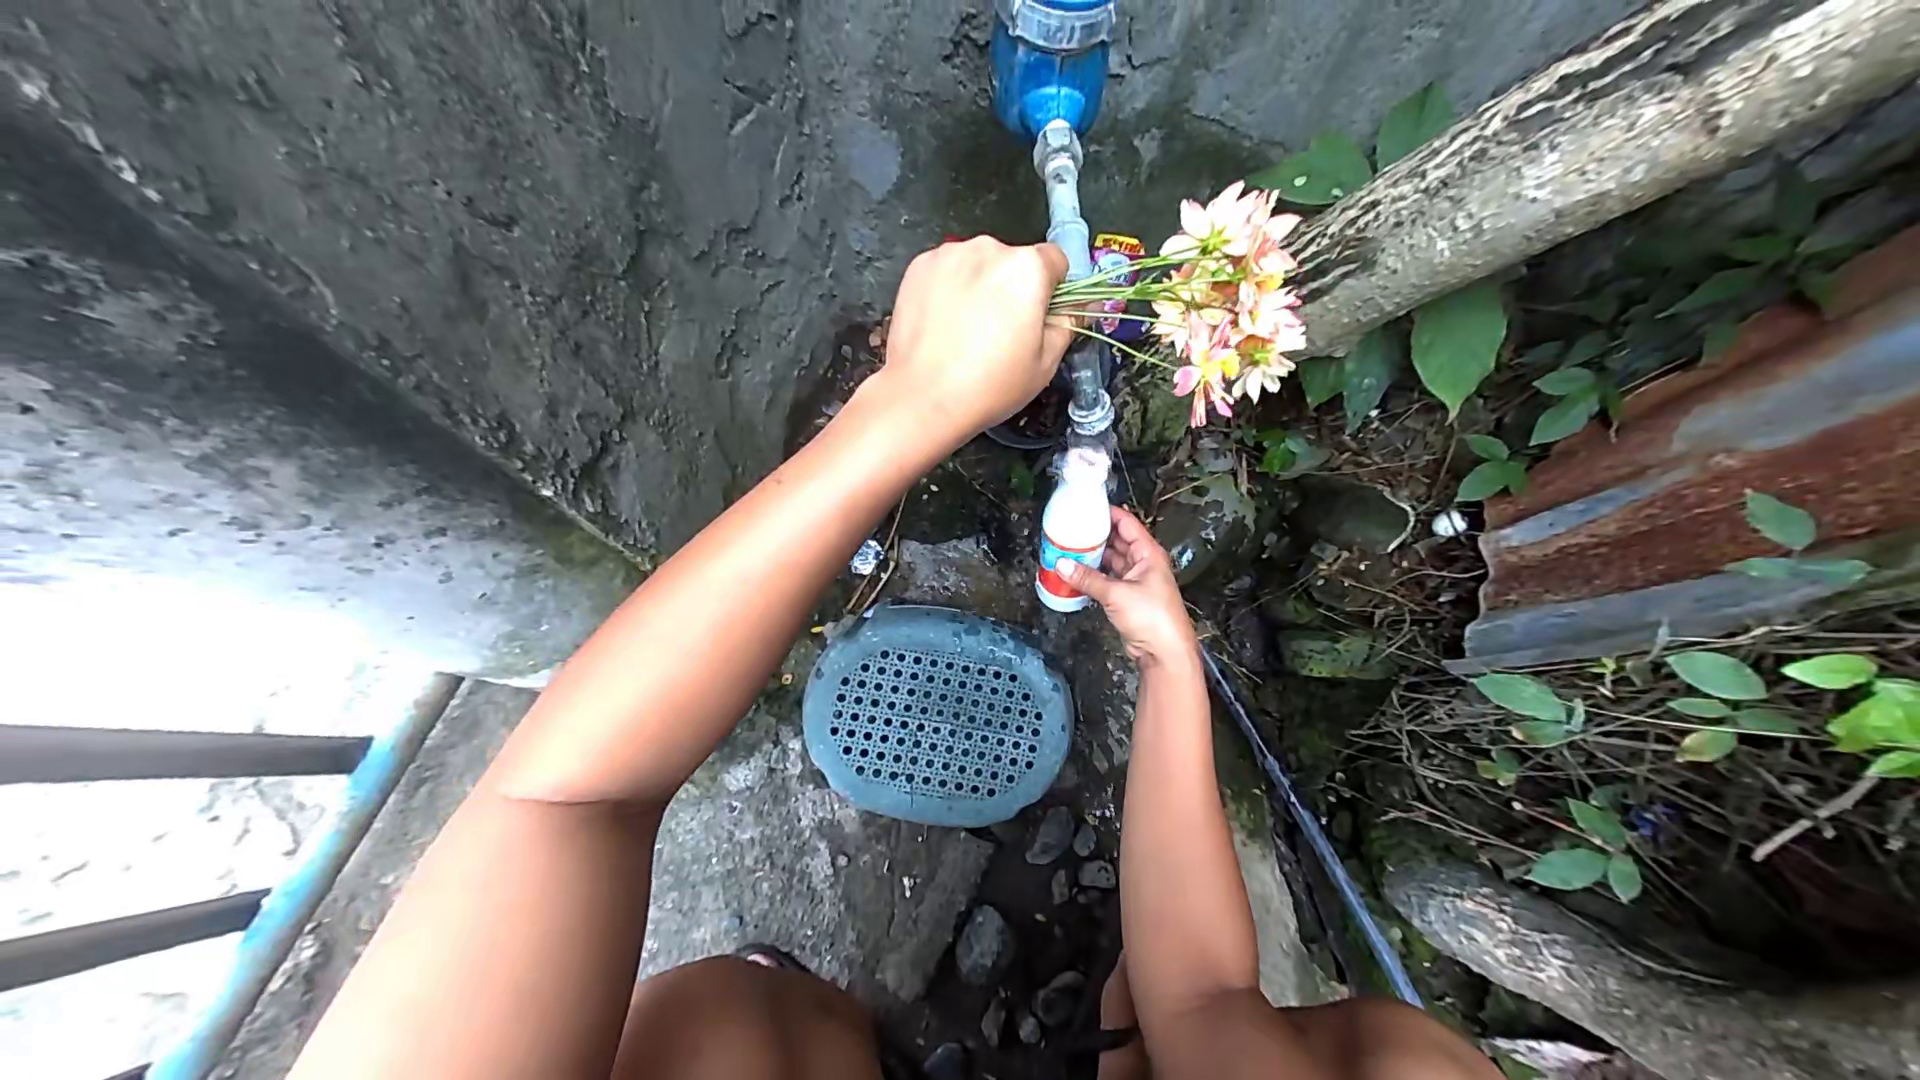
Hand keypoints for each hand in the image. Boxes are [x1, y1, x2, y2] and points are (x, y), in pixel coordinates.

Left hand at [870, 237, 1073, 442]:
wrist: (923, 398)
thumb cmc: (988, 386)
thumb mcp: (1045, 362)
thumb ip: (1069, 322)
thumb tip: (1085, 305)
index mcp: (1027, 268)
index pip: (1055, 260)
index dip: (1052, 289)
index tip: (1040, 315)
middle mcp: (988, 249)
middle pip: (1014, 261)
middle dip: (1013, 289)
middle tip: (1001, 333)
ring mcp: (949, 255)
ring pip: (979, 265)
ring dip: (981, 286)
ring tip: (969, 332)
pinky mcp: (920, 268)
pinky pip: (948, 271)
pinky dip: (950, 290)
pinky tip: (946, 325)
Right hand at [1057, 507, 1199, 670]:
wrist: (1164, 651)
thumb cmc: (1154, 619)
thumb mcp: (1116, 593)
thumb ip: (1087, 578)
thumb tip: (1063, 565)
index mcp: (1148, 554)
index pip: (1127, 523)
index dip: (1108, 513)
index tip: (1088, 507)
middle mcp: (1143, 564)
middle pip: (1117, 541)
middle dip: (1095, 536)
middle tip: (1072, 530)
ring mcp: (1135, 581)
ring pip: (1110, 562)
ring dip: (1092, 558)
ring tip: (1069, 550)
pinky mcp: (1127, 598)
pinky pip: (1107, 580)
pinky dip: (1093, 577)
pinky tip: (1076, 574)